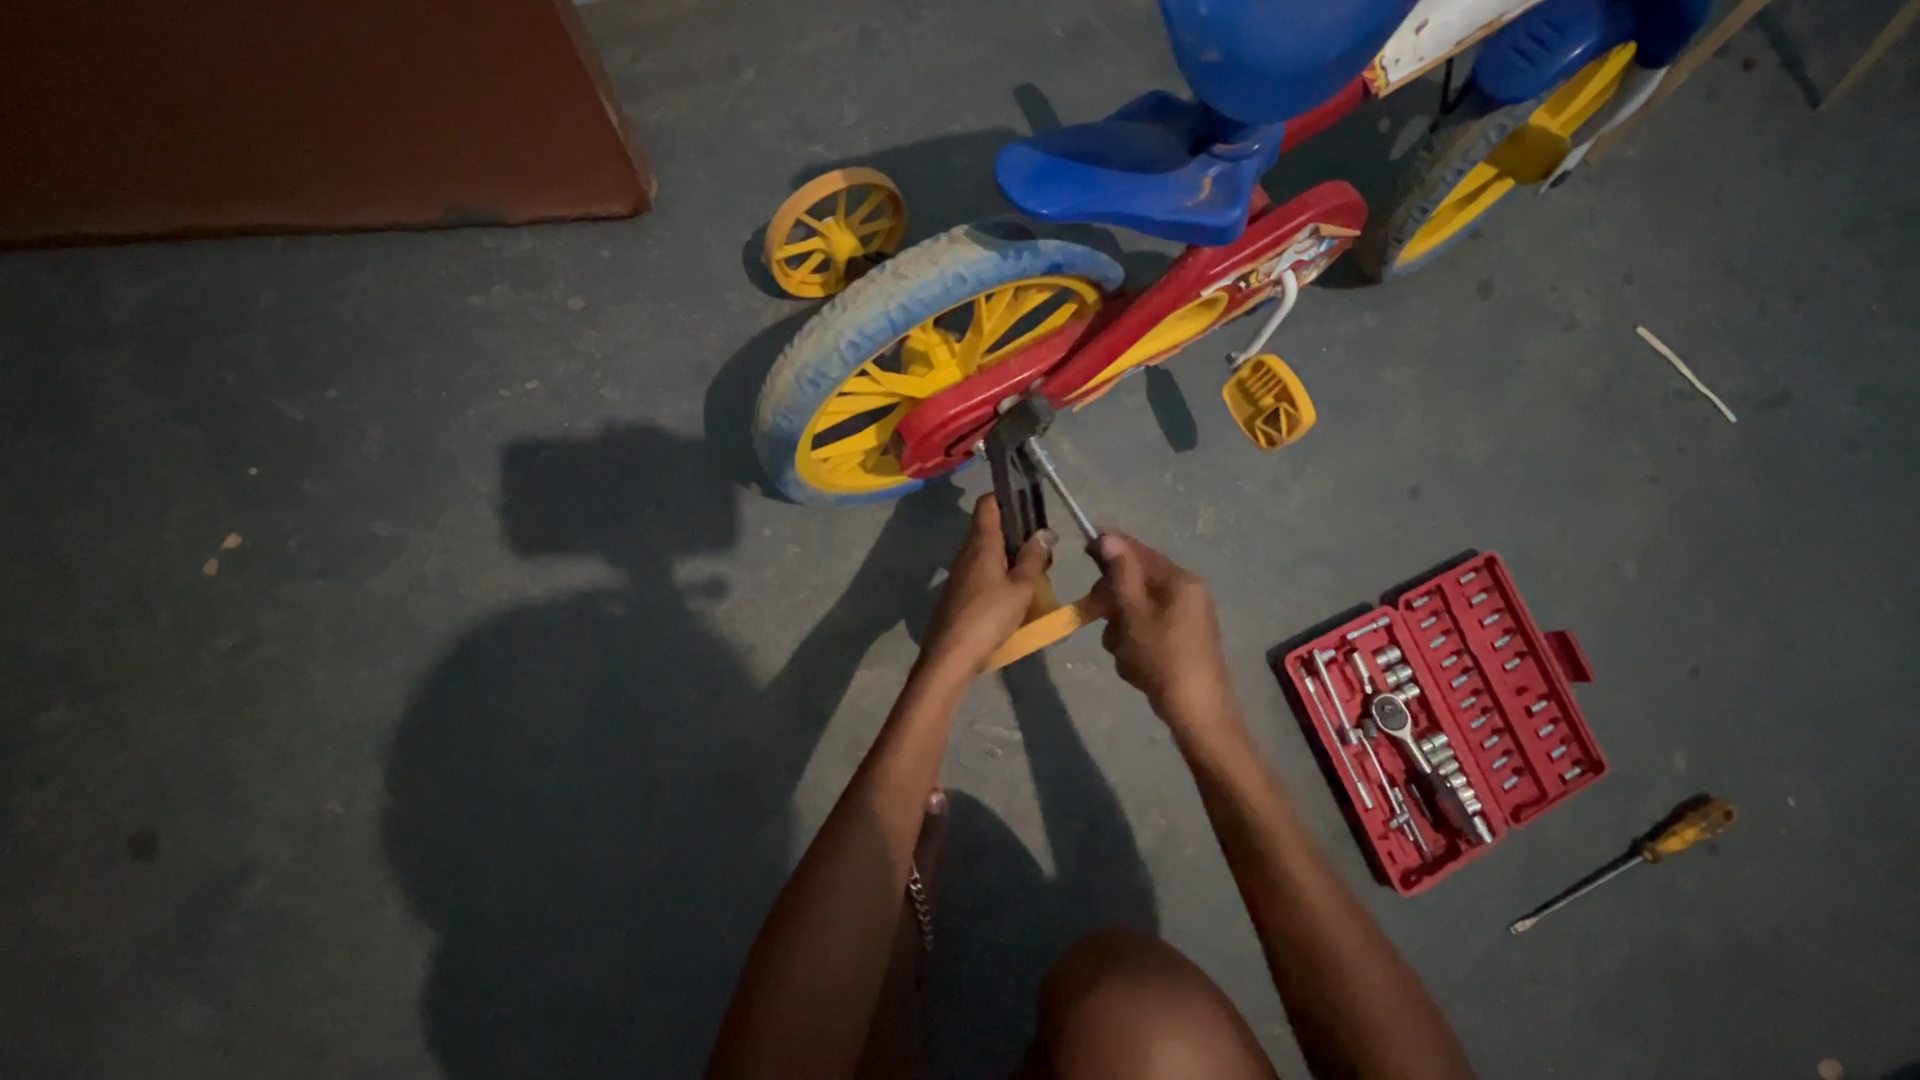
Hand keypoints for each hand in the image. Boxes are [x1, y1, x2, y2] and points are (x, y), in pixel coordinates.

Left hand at [919, 495, 1053, 674]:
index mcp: (981, 543)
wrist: (951, 654)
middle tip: (1043, 549)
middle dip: (1016, 533)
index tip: (1028, 505)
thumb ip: (1034, 557)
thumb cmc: (989, 616)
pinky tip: (1015, 593)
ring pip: (987, 552)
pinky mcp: (958, 591)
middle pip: (990, 528)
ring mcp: (960, 572)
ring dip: (1010, 556)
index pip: (987, 503)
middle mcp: (966, 551)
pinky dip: (999, 573)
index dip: (1006, 498)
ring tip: (1035, 572)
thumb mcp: (1022, 587)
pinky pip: (981, 571)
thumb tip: (1045, 531)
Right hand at [1093, 531, 1235, 728]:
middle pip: (1136, 581)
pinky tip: (1135, 666)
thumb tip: (1107, 536)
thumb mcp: (1134, 613)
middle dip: (1114, 601)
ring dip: (1121, 628)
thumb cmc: (1163, 657)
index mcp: (1180, 580)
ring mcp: (1185, 618)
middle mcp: (1186, 592)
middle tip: (1096, 615)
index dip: (1110, 547)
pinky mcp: (1180, 641)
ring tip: (1124, 652)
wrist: (1197, 710)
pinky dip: (1134, 644)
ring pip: (1136, 610)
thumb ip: (1120, 573)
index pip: (1139, 551)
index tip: (1084, 549)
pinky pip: (1146, 630)